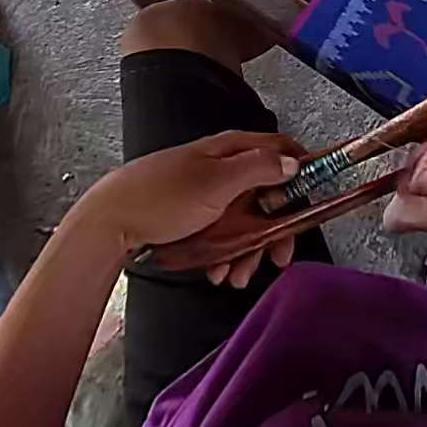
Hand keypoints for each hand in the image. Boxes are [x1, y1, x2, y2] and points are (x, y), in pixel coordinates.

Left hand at [74, 131, 300, 288]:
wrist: (110, 220)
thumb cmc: (165, 196)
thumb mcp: (218, 182)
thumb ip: (259, 169)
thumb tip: (293, 164)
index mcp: (232, 149)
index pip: (280, 150)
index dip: (302, 170)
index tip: (315, 199)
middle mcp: (224, 166)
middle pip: (266, 192)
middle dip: (275, 227)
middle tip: (278, 257)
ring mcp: (207, 191)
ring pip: (244, 217)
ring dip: (248, 247)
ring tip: (238, 276)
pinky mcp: (192, 214)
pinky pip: (221, 231)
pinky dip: (225, 252)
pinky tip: (218, 272)